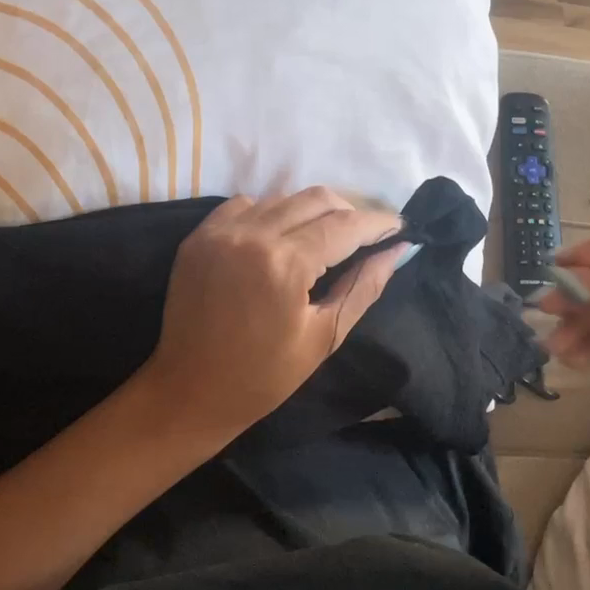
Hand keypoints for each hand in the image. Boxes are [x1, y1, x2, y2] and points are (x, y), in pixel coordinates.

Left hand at [142, 187, 405, 433]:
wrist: (190, 391)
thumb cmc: (264, 376)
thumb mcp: (324, 336)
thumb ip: (363, 287)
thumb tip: (397, 249)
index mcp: (284, 263)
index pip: (344, 225)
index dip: (378, 223)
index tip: (399, 227)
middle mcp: (251, 234)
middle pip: (316, 199)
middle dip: (349, 211)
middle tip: (366, 235)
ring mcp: (220, 231)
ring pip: (281, 197)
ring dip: (310, 211)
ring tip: (325, 238)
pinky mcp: (198, 236)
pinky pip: (245, 205)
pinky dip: (270, 212)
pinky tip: (280, 238)